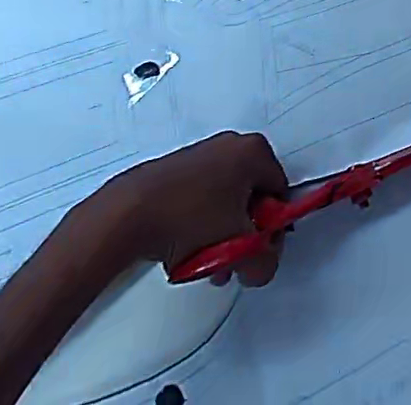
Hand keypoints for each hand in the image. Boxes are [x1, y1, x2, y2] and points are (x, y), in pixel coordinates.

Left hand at [101, 131, 290, 286]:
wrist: (128, 214)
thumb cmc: (187, 216)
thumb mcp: (240, 248)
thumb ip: (265, 262)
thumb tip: (261, 266)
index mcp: (254, 151)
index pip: (281, 194)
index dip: (273, 229)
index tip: (259, 249)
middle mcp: (230, 145)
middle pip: (253, 199)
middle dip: (245, 235)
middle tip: (232, 258)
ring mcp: (203, 155)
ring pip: (227, 204)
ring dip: (222, 236)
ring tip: (205, 261)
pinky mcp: (179, 171)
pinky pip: (204, 201)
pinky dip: (201, 225)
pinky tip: (187, 251)